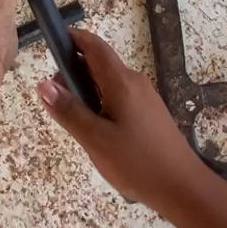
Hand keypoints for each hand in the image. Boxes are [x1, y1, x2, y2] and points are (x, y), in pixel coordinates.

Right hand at [37, 28, 212, 213]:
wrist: (183, 188)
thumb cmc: (137, 162)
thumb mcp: (96, 139)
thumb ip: (69, 111)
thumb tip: (43, 84)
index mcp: (121, 81)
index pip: (94, 46)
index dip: (73, 39)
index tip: (53, 43)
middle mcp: (134, 81)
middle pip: (100, 64)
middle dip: (74, 73)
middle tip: (57, 100)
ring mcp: (145, 97)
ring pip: (108, 83)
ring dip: (87, 92)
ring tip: (76, 122)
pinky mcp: (150, 113)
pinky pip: (119, 97)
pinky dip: (101, 103)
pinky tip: (98, 132)